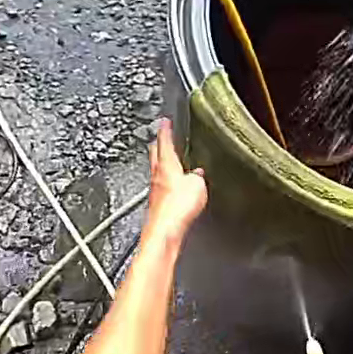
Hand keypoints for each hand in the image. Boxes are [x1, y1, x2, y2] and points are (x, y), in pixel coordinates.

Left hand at [146, 118, 206, 246]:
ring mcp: (154, 191)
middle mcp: (156, 176)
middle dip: (158, 144)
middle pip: (155, 154)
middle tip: (160, 136)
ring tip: (167, 160)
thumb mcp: (197, 185)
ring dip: (161, 163)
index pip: (163, 141)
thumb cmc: (176, 208)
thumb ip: (197, 177)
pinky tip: (171, 187)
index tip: (164, 121)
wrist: (164, 232)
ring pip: (156, 171)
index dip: (165, 130)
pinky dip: (165, 182)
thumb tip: (197, 175)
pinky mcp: (156, 205)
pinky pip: (160, 187)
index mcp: (166, 165)